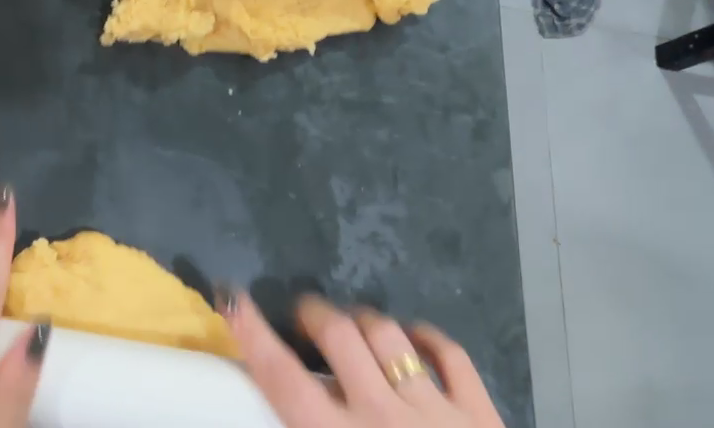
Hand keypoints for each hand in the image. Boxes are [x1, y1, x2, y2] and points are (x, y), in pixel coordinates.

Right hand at [224, 292, 505, 427]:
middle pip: (338, 333)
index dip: (252, 334)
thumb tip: (284, 420)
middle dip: (313, 314)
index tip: (232, 298)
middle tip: (302, 319)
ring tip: (352, 327)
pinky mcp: (481, 412)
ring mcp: (434, 407)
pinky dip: (426, 336)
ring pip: (387, 333)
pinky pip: (450, 352)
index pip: (282, 377)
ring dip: (362, 321)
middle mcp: (381, 414)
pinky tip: (412, 337)